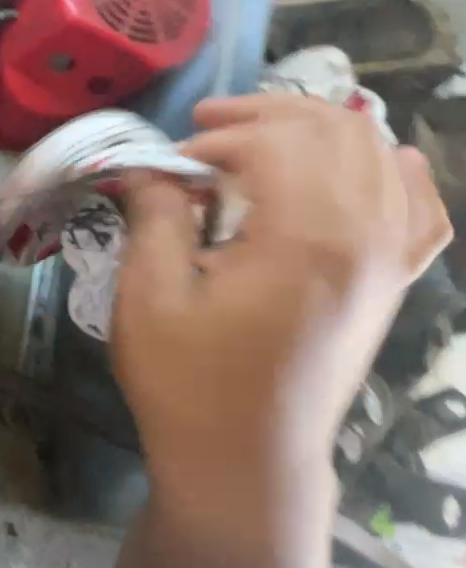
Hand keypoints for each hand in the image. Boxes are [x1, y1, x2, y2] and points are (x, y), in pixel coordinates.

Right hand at [113, 94, 448, 509]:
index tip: (161, 165)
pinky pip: (418, 204)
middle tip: (203, 125)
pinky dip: (391, 171)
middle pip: (339, 133)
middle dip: (267, 116)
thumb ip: (156, 223)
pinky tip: (372, 165)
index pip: (276, 144)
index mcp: (306, 236)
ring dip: (319, 133)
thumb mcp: (148, 298)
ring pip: (381, 155)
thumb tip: (149, 174)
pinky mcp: (393, 280)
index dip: (212, 139)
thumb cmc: (185, 379)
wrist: (243, 451)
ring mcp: (393, 256)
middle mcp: (369, 232)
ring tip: (260, 139)